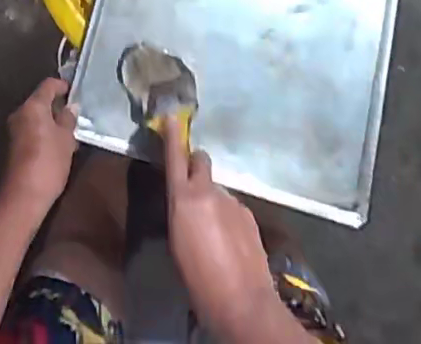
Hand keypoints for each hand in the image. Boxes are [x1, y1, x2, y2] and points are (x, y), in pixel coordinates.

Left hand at [0, 77, 77, 211]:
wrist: (22, 198)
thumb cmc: (48, 162)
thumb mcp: (66, 140)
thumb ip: (68, 119)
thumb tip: (71, 106)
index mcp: (32, 106)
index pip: (48, 85)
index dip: (62, 85)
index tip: (74, 91)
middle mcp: (20, 113)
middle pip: (40, 101)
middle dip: (57, 106)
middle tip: (75, 116)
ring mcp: (14, 131)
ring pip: (35, 118)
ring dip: (50, 122)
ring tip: (69, 133)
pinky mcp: (12, 147)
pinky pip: (30, 131)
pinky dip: (43, 133)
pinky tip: (56, 147)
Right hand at [162, 121, 288, 339]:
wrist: (242, 302)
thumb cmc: (198, 281)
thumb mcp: (176, 244)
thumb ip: (180, 213)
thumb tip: (185, 204)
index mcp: (183, 200)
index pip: (175, 158)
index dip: (172, 136)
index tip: (172, 116)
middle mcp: (208, 191)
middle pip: (201, 161)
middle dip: (196, 167)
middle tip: (194, 188)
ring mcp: (231, 200)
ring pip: (217, 189)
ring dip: (213, 202)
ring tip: (214, 234)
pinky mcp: (248, 213)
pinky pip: (233, 207)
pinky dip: (229, 218)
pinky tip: (230, 243)